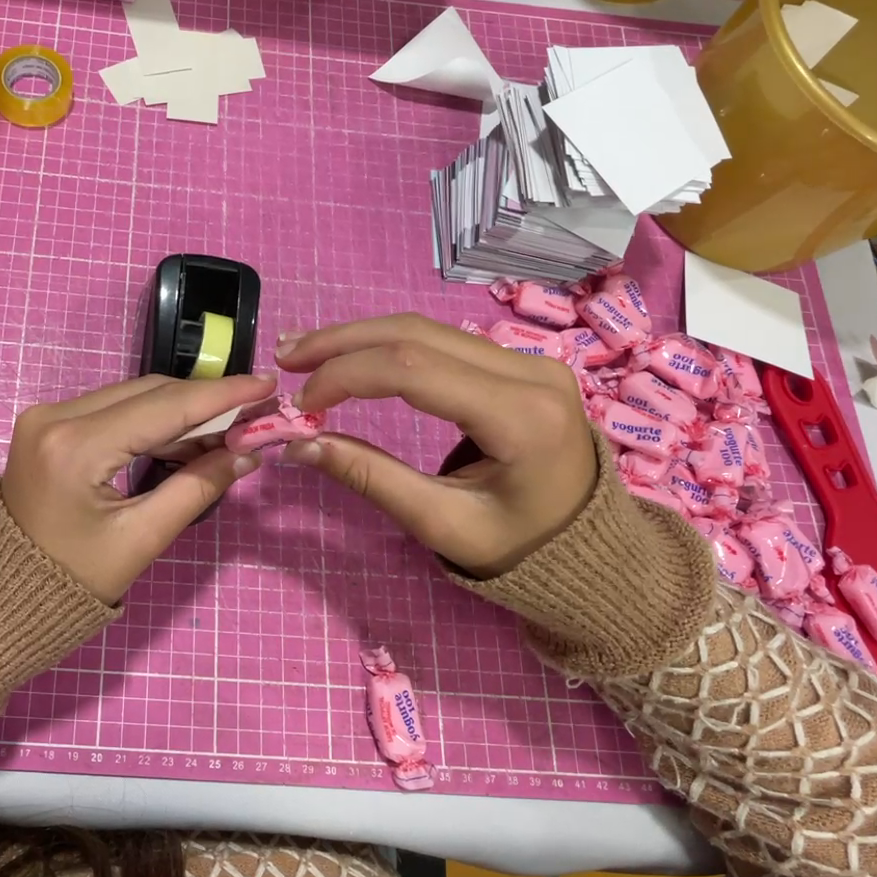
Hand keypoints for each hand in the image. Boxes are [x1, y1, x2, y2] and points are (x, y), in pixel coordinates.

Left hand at [2, 372, 276, 600]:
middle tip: (255, 416)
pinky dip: (150, 422)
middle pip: (147, 394)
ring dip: (179, 413)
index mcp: (75, 446)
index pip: (163, 407)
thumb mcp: (142, 538)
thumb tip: (248, 452)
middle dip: (204, 404)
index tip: (267, 384)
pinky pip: (111, 410)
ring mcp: (45, 417)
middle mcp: (54, 416)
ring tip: (228, 434)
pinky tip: (184, 440)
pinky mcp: (46, 425)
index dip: (221, 395)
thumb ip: (197, 488)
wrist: (3, 598)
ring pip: (131, 398)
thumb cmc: (73, 581)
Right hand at [276, 315, 596, 577]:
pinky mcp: (517, 363)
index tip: (302, 404)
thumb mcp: (441, 523)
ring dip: (359, 337)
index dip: (347, 375)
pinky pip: (441, 341)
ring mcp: (528, 360)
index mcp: (521, 417)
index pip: (414, 370)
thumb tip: (299, 444)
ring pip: (426, 329)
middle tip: (286, 356)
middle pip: (416, 334)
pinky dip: (387, 345)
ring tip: (304, 352)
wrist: (590, 548)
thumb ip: (370, 477)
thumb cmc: (519, 546)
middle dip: (342, 342)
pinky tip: (351, 353)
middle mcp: (530, 371)